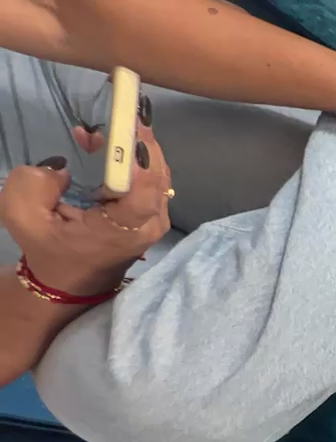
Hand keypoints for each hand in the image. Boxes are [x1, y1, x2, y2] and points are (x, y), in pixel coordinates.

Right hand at [0, 123, 171, 295]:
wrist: (75, 276)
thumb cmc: (50, 248)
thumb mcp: (24, 216)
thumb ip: (33, 185)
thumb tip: (61, 167)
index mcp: (122, 229)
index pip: (143, 193)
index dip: (142, 160)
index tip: (135, 129)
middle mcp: (149, 224)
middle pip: (155, 179)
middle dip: (138, 144)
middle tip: (121, 114)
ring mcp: (154, 219)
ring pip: (155, 178)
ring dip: (132, 150)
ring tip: (97, 131)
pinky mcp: (150, 214)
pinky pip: (148, 182)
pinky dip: (130, 160)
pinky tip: (101, 145)